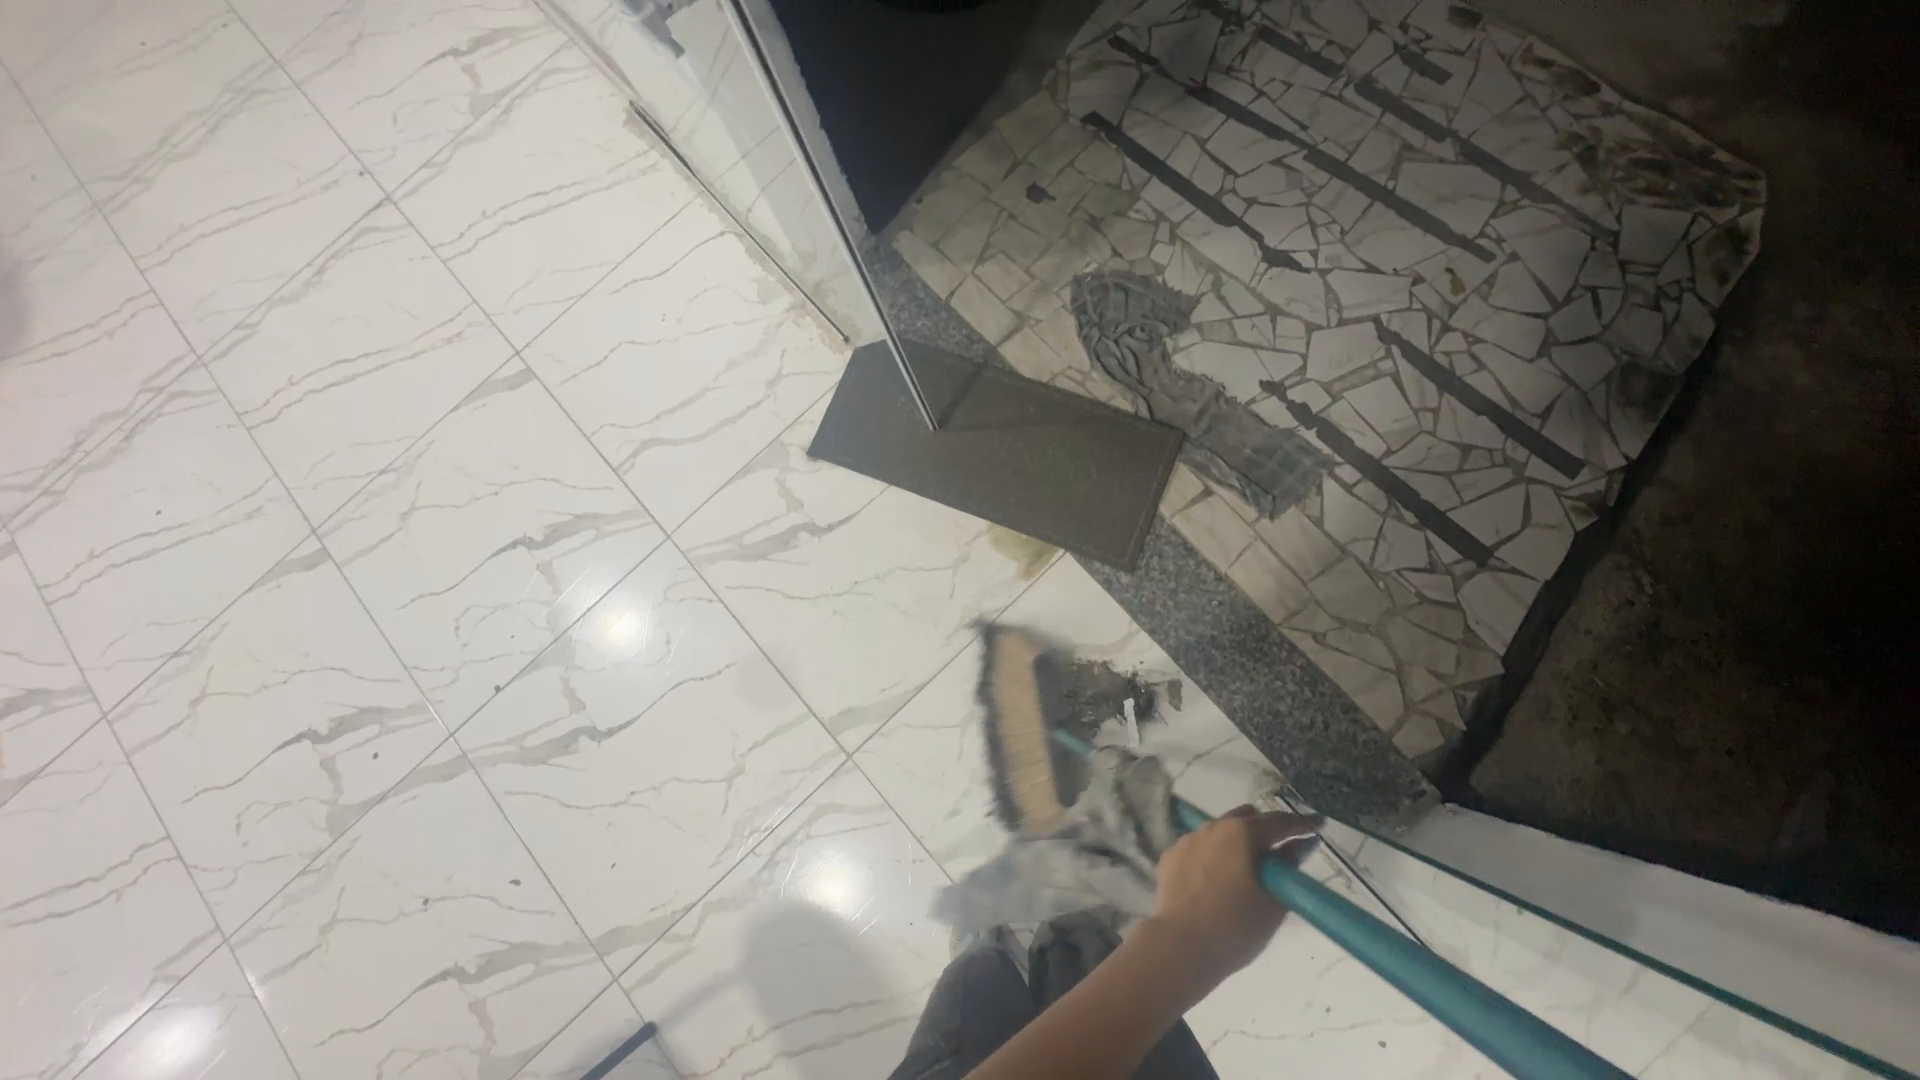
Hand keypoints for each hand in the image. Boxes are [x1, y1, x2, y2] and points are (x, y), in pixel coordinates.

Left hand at [1143, 805, 1322, 985]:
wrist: (1181, 945)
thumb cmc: (1236, 926)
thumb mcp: (1273, 901)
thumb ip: (1287, 867)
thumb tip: (1298, 846)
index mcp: (1241, 833)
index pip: (1278, 823)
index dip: (1301, 824)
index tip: (1318, 824)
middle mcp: (1212, 827)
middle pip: (1245, 819)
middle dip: (1265, 829)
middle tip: (1280, 849)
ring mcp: (1187, 840)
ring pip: (1218, 831)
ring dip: (1236, 842)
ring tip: (1246, 866)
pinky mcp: (1170, 857)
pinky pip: (1198, 848)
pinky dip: (1212, 856)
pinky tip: (1215, 879)